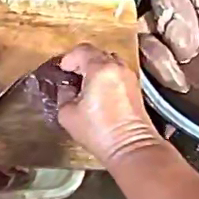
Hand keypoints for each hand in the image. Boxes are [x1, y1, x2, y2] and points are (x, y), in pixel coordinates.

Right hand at [54, 43, 172, 164]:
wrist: (130, 147)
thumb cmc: (98, 131)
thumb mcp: (67, 113)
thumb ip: (64, 95)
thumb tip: (67, 89)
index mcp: (100, 69)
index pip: (82, 50)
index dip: (69, 58)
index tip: (62, 69)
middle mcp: (118, 68)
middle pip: (97, 53)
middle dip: (82, 61)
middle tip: (71, 75)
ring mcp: (129, 77)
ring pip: (109, 62)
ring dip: (95, 68)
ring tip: (84, 83)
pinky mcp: (136, 88)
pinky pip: (117, 73)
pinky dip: (106, 76)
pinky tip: (97, 91)